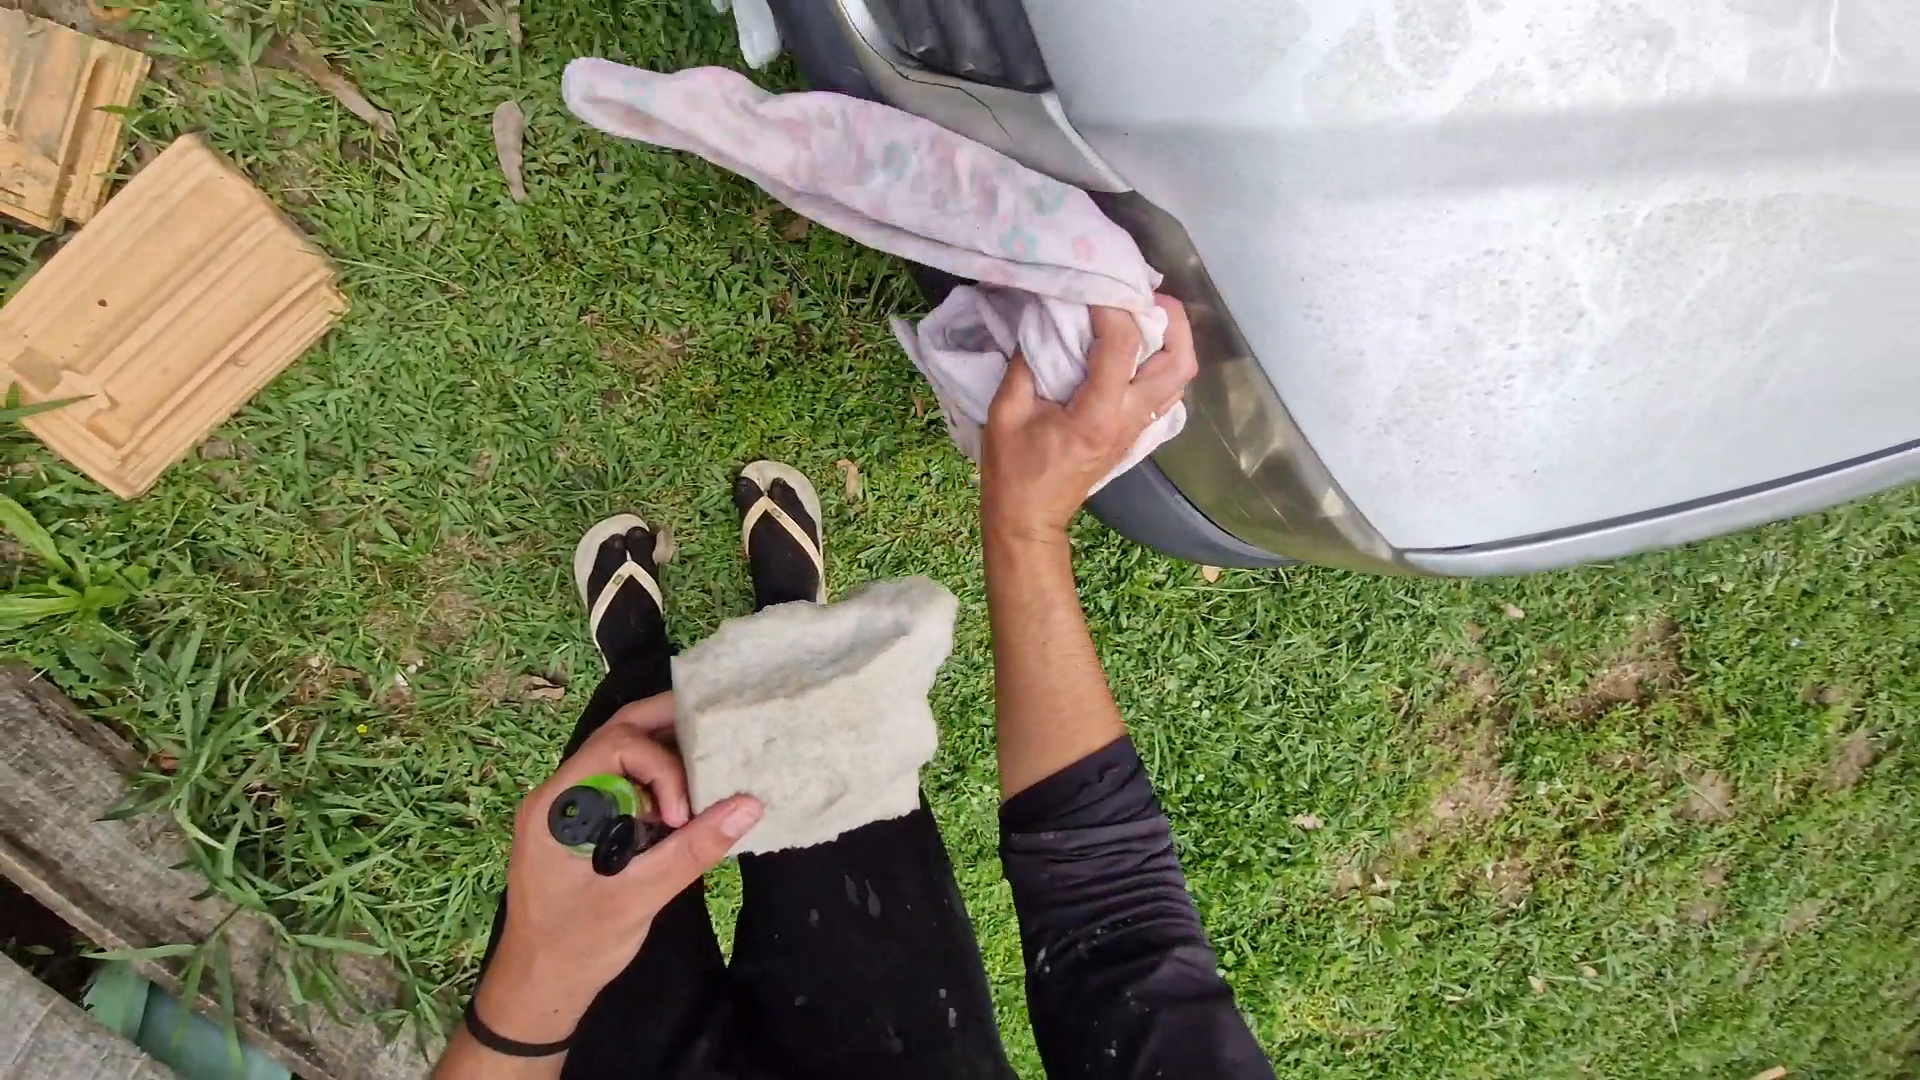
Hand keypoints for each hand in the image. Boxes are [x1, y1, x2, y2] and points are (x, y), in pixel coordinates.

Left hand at [472, 693, 762, 1043]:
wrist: (539, 990)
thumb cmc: (578, 946)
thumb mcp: (639, 898)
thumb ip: (693, 849)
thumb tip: (750, 805)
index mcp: (557, 804)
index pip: (616, 746)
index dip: (661, 767)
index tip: (682, 815)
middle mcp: (562, 791)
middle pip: (620, 730)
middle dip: (671, 726)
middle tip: (717, 738)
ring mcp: (575, 802)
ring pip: (626, 748)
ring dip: (670, 750)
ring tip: (711, 763)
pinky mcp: (591, 817)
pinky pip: (629, 775)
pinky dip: (663, 775)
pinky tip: (693, 790)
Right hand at [980, 295, 1196, 542]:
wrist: (1030, 517)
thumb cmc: (1013, 470)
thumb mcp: (1006, 412)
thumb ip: (1026, 361)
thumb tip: (1044, 318)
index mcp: (1097, 416)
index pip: (1123, 346)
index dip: (1112, 307)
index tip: (1092, 287)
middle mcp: (1128, 421)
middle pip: (1178, 361)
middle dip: (1170, 319)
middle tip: (1143, 294)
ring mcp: (1137, 430)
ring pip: (1180, 378)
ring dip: (1172, 341)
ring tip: (1143, 316)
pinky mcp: (1135, 434)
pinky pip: (1166, 392)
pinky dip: (1161, 363)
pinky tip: (1137, 349)